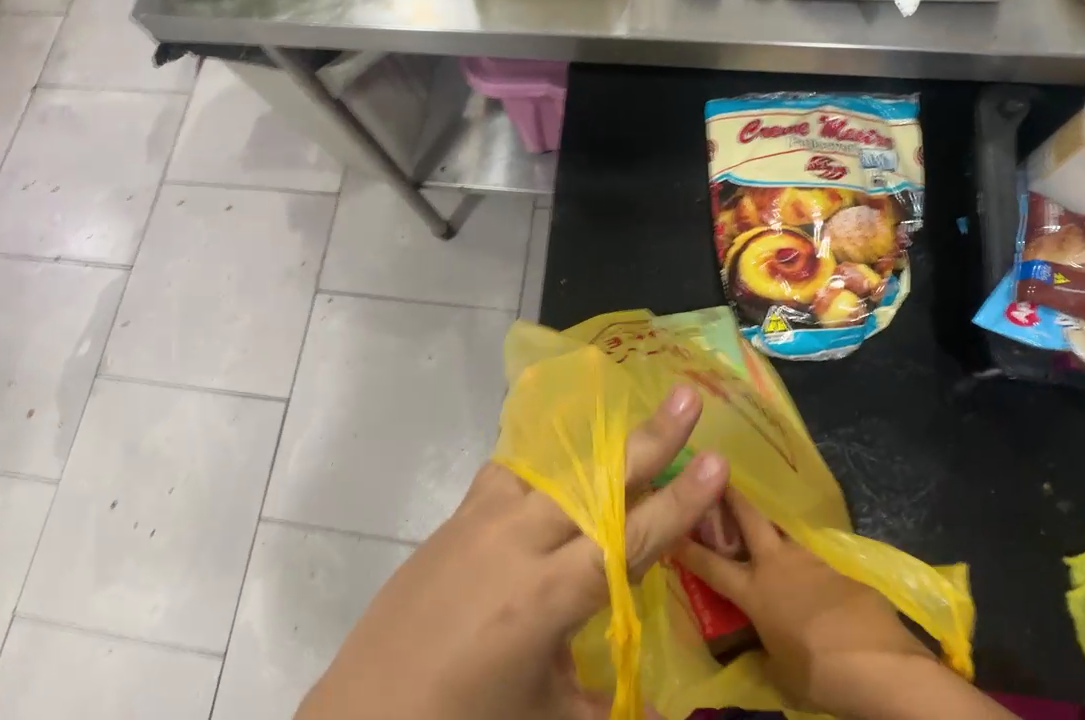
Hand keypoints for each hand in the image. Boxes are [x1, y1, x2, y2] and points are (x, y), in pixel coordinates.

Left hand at [297, 384, 729, 719]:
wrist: (366, 713)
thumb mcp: (548, 717)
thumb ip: (605, 691)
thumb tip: (646, 687)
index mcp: (547, 598)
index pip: (630, 537)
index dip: (680, 501)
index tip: (719, 460)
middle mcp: (515, 543)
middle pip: (595, 479)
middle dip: (649, 439)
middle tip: (689, 396)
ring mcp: (479, 522)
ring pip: (548, 463)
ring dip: (595, 439)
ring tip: (629, 412)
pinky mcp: (454, 519)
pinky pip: (506, 472)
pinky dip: (539, 456)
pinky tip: (556, 453)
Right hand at [677, 492, 973, 719]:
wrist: (878, 664)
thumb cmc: (818, 673)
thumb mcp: (779, 670)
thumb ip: (765, 648)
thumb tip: (764, 645)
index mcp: (754, 592)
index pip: (709, 565)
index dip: (686, 546)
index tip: (670, 526)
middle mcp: (777, 564)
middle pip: (748, 517)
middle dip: (730, 494)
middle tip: (717, 472)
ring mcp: (811, 559)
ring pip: (785, 528)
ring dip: (772, 519)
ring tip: (764, 510)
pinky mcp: (841, 565)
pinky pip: (815, 552)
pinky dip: (805, 552)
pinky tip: (808, 559)